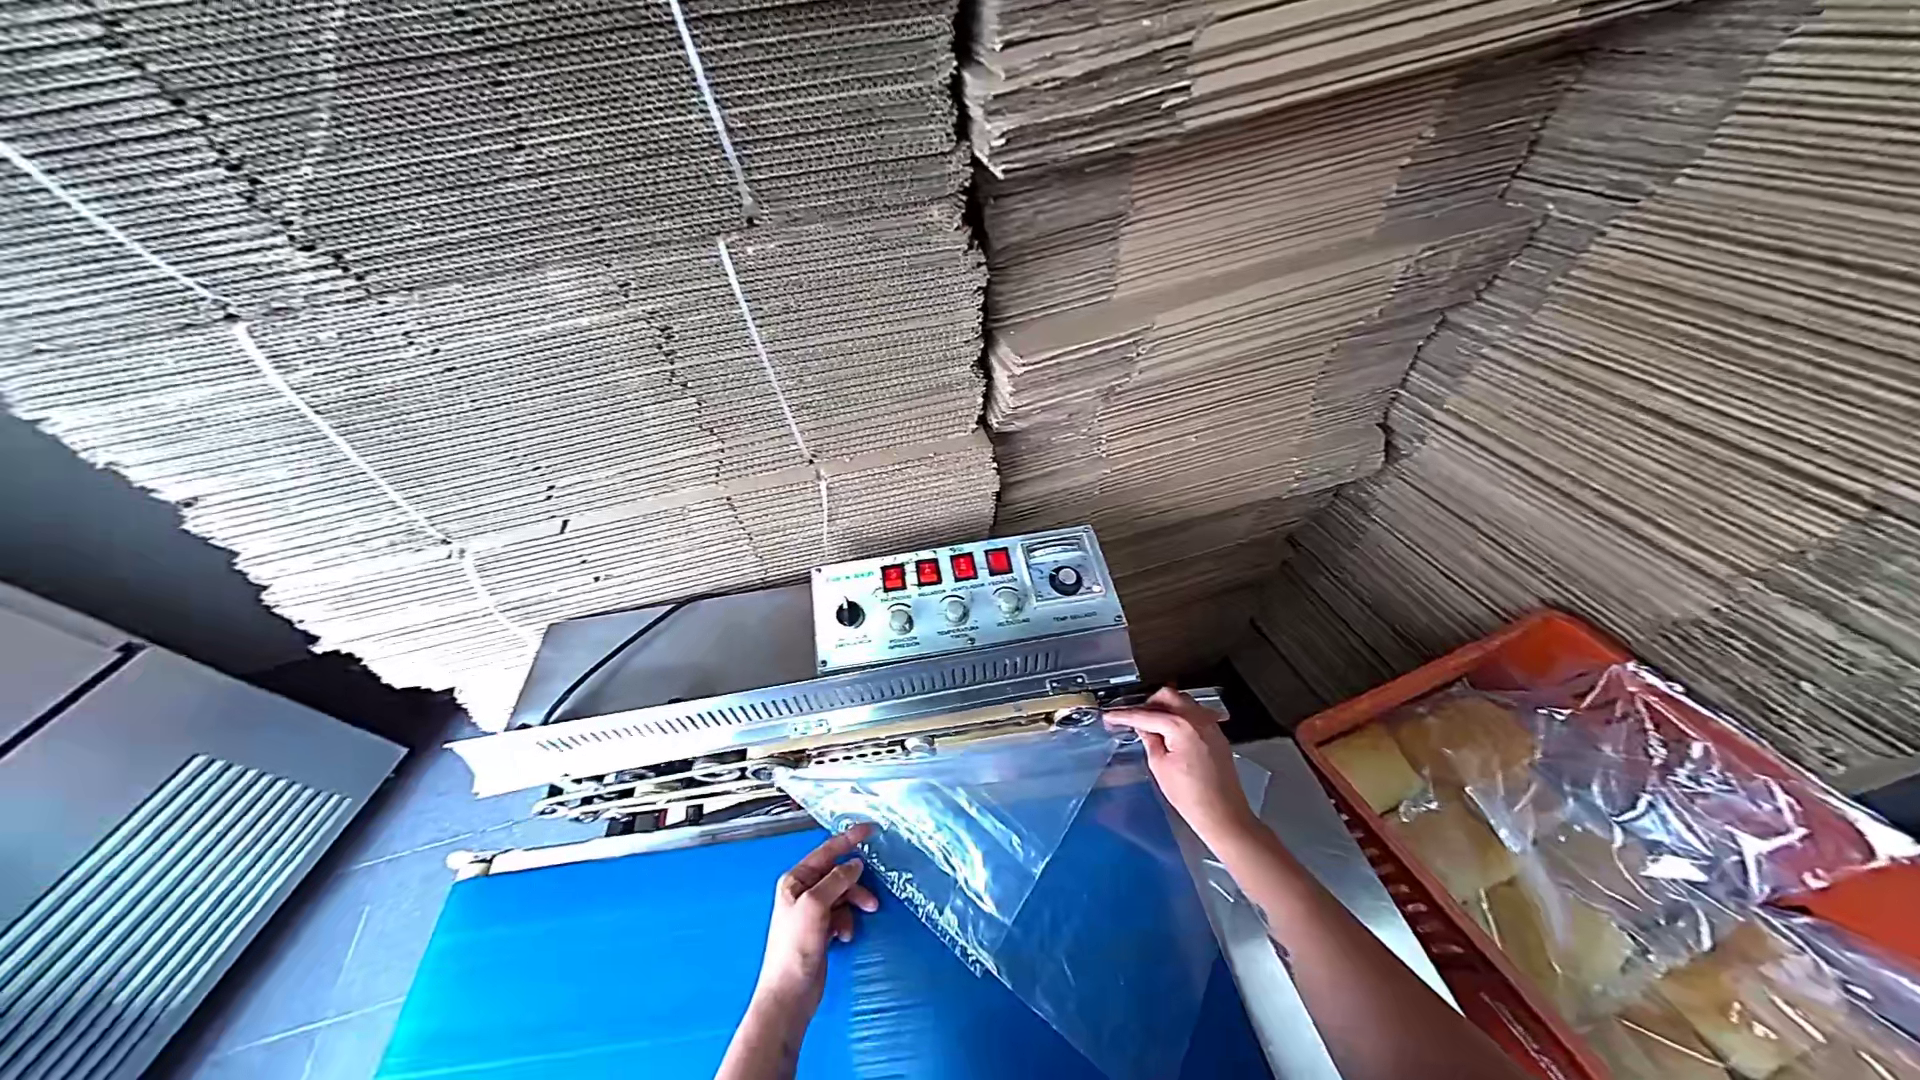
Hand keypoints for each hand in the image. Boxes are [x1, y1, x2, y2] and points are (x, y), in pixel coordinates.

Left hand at [755, 823, 880, 1012]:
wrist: (790, 995)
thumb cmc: (796, 947)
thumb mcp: (816, 906)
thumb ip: (836, 880)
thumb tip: (855, 864)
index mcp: (796, 880)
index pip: (826, 851)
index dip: (849, 839)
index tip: (870, 829)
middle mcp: (804, 891)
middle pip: (838, 874)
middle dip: (856, 883)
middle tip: (872, 897)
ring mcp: (813, 911)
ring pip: (844, 894)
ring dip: (855, 904)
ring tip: (865, 916)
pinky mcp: (822, 929)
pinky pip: (843, 913)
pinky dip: (848, 921)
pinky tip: (845, 936)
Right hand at [1105, 687, 1259, 848]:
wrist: (1223, 815)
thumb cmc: (1191, 796)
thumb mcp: (1159, 767)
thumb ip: (1149, 740)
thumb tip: (1143, 728)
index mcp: (1180, 726)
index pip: (1145, 715)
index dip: (1124, 715)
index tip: (1111, 717)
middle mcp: (1198, 719)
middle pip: (1167, 696)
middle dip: (1147, 703)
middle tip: (1132, 717)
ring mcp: (1211, 725)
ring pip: (1183, 701)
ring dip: (1165, 707)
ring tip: (1152, 724)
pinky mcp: (1217, 735)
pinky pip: (1196, 714)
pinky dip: (1180, 716)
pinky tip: (1172, 731)